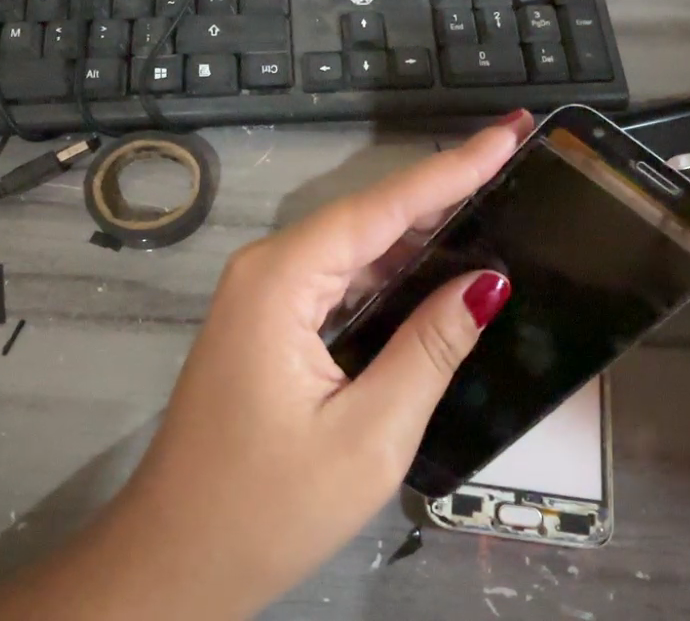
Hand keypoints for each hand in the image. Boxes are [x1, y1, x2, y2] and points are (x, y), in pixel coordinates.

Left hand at [0, 113, 530, 620]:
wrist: (175, 558)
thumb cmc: (268, 508)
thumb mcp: (368, 437)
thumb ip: (429, 349)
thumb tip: (487, 282)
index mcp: (282, 282)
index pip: (381, 208)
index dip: (452, 168)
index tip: (508, 131)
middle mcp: (268, 270)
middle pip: (368, 217)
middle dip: (443, 186)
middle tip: (514, 153)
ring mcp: (265, 295)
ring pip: (355, 247)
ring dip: (421, 227)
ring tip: (492, 197)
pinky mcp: (270, 322)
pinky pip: (340, 279)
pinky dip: (392, 269)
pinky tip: (438, 262)